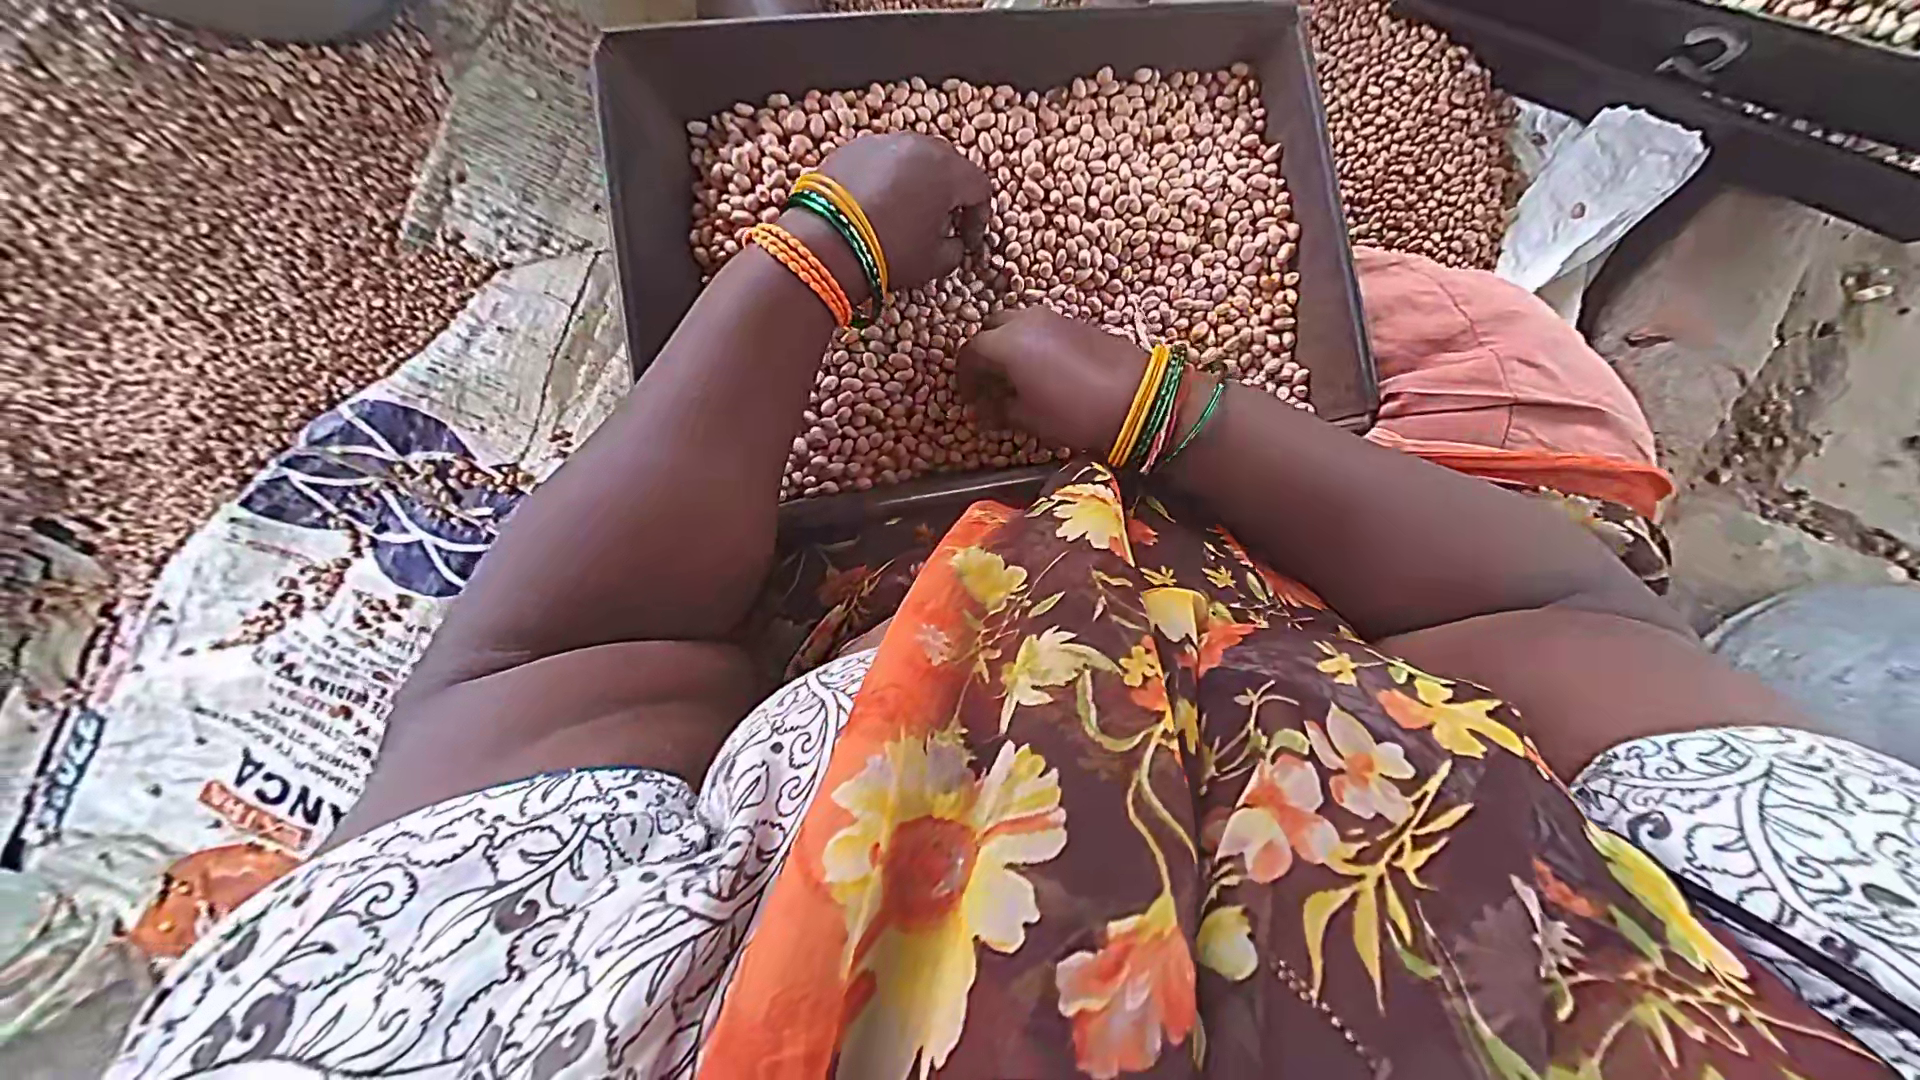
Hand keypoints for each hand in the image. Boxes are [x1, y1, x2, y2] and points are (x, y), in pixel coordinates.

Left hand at [778, 134, 989, 304]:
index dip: (979, 217)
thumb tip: (955, 243)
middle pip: (947, 166)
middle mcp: (918, 144)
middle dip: (949, 196)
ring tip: (906, 218)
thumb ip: (956, 249)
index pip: (979, 186)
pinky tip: (877, 211)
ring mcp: (882, 141)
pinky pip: (881, 163)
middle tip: (942, 226)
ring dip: (917, 186)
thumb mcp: (935, 263)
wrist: (828, 243)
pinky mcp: (852, 148)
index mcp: (948, 170)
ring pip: (912, 160)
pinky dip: (886, 182)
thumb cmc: (890, 253)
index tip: (969, 239)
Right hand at [955, 308, 1153, 454]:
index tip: (968, 398)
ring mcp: (1052, 316)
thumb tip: (984, 411)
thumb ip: (999, 410)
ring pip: (1016, 325)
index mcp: (1005, 343)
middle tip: (988, 385)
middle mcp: (1024, 320)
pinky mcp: (1075, 321)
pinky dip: (1031, 344)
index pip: (969, 352)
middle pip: (990, 330)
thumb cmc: (1074, 412)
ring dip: (1008, 347)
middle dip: (984, 356)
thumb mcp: (1029, 418)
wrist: (1138, 397)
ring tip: (1014, 379)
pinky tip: (1040, 371)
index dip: (964, 377)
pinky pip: (1040, 328)